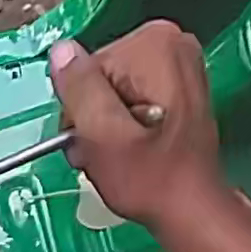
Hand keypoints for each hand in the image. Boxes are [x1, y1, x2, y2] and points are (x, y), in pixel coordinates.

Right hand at [48, 21, 234, 230]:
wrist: (190, 209)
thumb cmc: (148, 178)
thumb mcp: (103, 134)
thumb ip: (79, 89)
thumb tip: (60, 51)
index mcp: (153, 45)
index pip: (83, 72)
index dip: (80, 113)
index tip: (93, 144)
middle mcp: (170, 42)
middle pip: (97, 80)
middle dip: (92, 120)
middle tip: (106, 155)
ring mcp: (176, 64)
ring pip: (108, 93)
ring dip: (102, 129)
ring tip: (118, 156)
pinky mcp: (176, 87)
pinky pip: (127, 100)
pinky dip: (121, 128)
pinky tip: (130, 150)